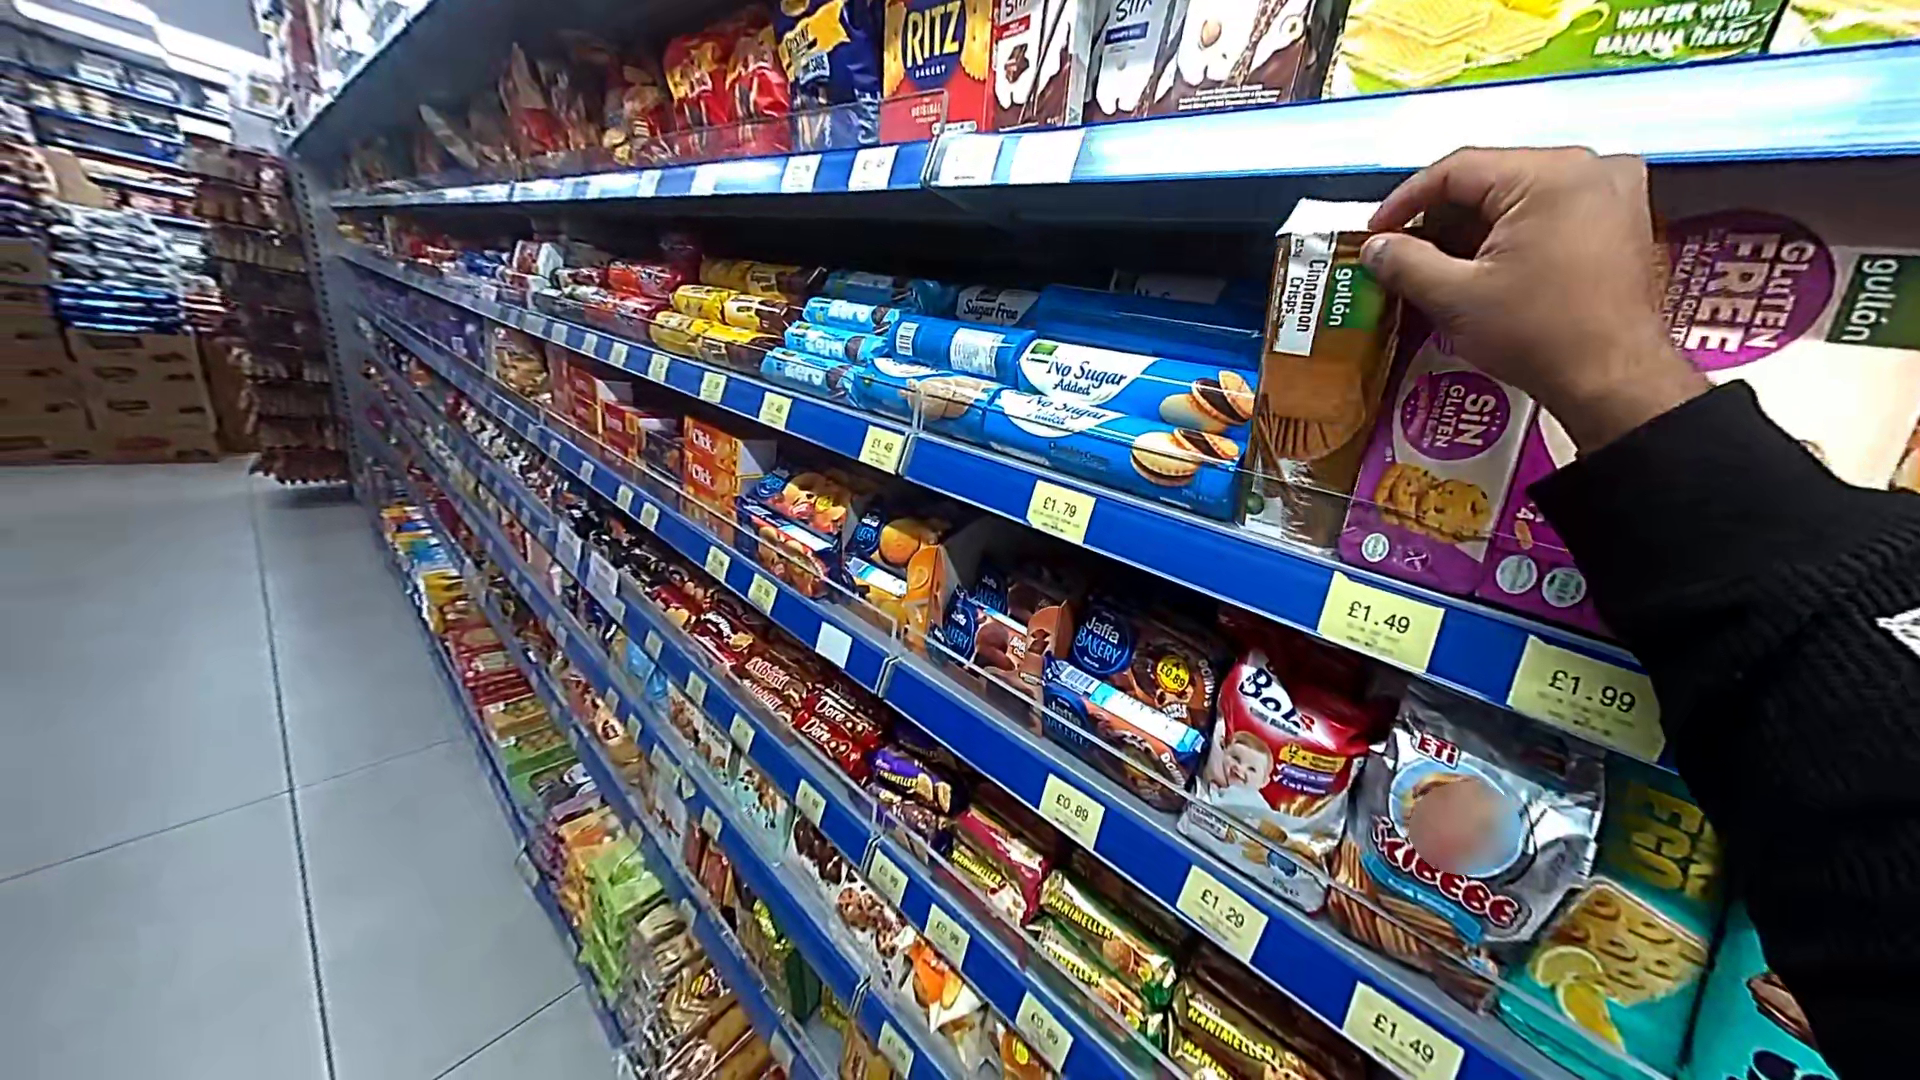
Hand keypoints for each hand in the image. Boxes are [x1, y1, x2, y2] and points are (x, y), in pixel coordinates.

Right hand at [1360, 147, 1707, 450]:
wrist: (1607, 374)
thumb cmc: (1533, 331)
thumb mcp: (1452, 297)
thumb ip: (1404, 263)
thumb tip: (1373, 247)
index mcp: (1551, 176)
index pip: (1458, 168)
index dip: (1403, 199)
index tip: (1373, 233)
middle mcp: (1590, 168)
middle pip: (1487, 179)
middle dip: (1433, 218)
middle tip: (1395, 253)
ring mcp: (1610, 192)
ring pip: (1512, 197)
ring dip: (1463, 229)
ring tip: (1428, 266)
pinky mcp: (1614, 220)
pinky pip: (1541, 212)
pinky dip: (1498, 236)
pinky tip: (1472, 269)